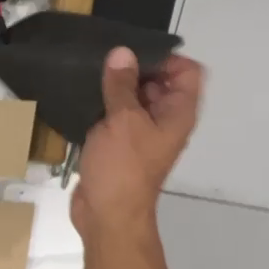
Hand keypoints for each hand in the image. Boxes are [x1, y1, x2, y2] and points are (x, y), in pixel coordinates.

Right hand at [69, 47, 204, 240]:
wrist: (107, 216)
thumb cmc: (122, 167)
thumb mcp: (122, 120)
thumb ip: (121, 85)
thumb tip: (121, 53)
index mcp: (178, 113)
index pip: (187, 71)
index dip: (165, 58)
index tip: (133, 55)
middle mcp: (164, 122)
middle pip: (158, 84)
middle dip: (134, 72)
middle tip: (104, 63)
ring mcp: (140, 137)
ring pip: (132, 102)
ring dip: (114, 92)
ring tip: (90, 79)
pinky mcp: (117, 149)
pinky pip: (114, 121)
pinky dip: (102, 111)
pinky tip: (82, 104)